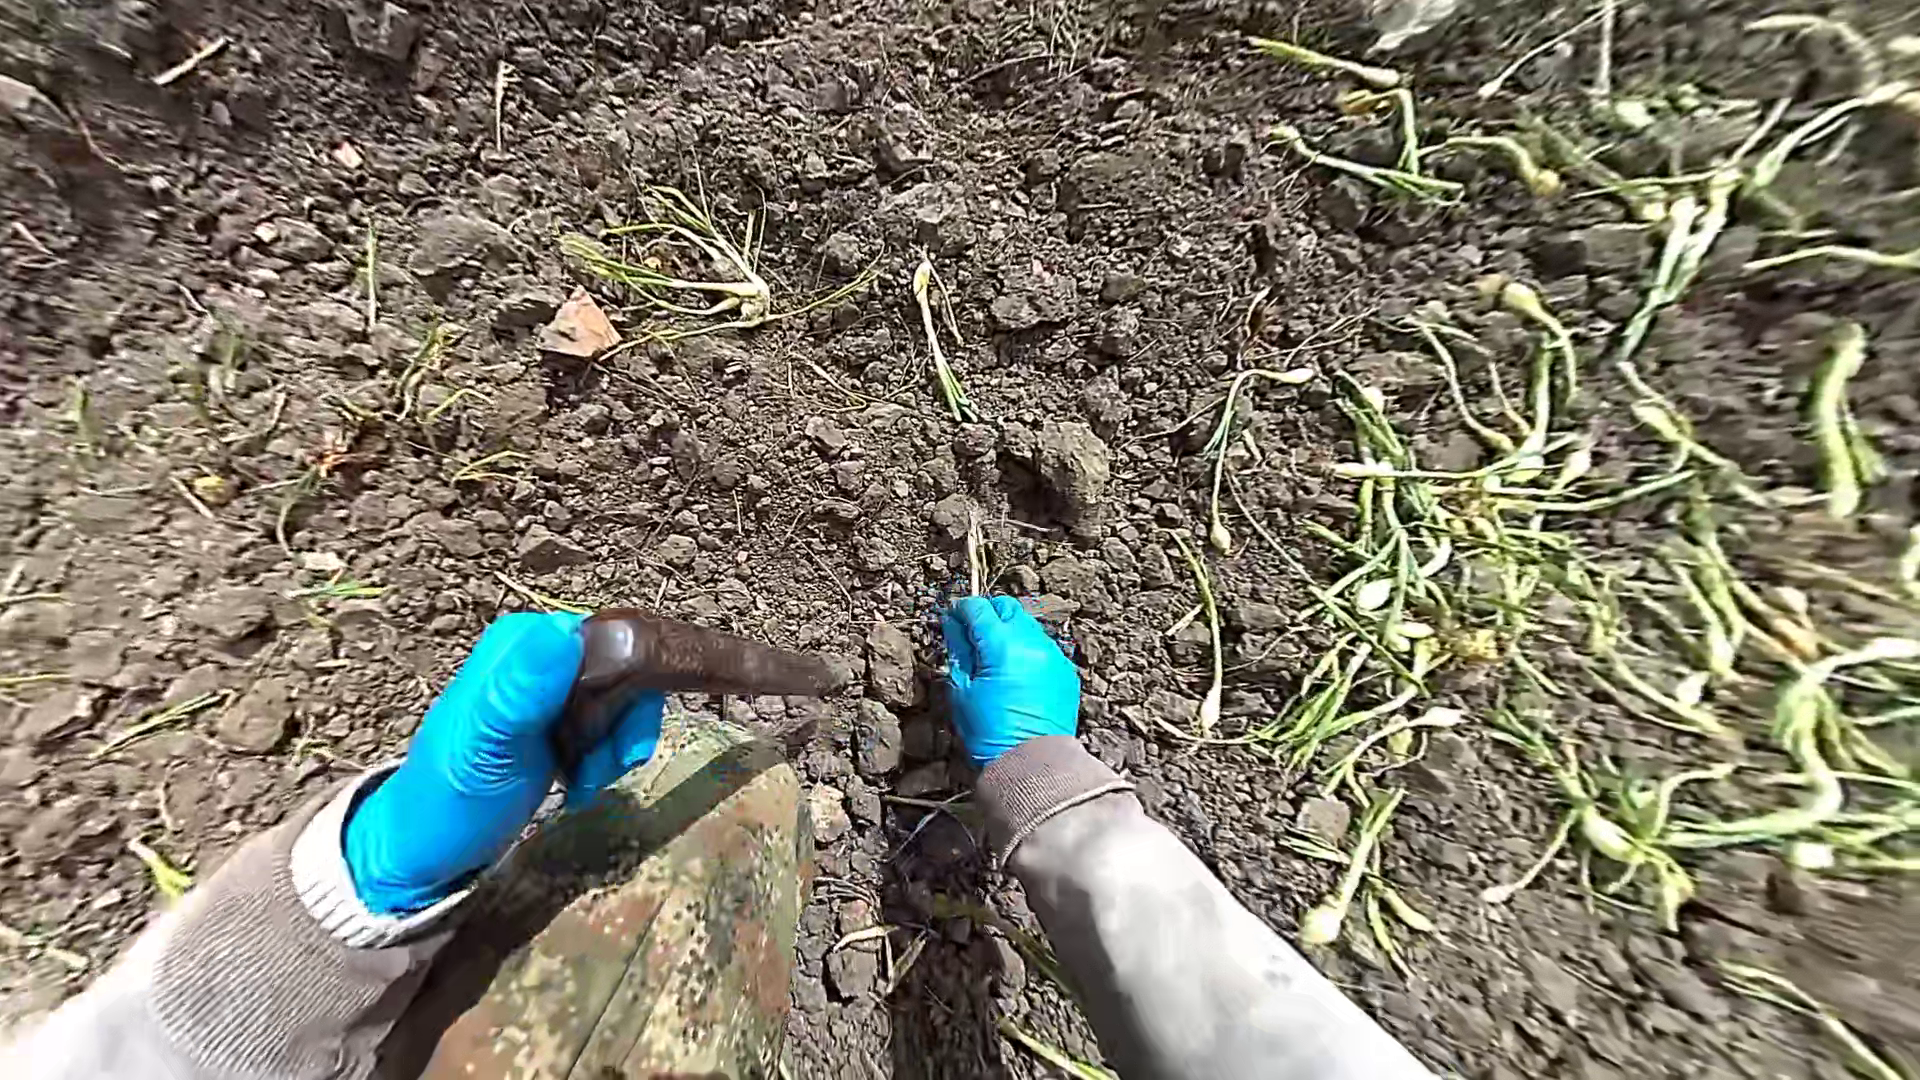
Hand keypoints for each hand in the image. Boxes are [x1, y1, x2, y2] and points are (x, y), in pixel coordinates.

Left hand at [344, 612, 663, 913]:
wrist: (432, 853)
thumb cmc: (450, 801)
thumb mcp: (486, 746)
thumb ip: (523, 688)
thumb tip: (569, 630)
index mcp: (525, 641)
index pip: (612, 639)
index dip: (623, 683)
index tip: (600, 732)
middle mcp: (549, 651)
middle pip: (628, 668)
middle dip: (624, 721)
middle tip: (598, 765)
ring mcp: (561, 682)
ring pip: (631, 695)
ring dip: (620, 742)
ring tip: (588, 779)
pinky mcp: (571, 712)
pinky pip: (621, 717)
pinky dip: (614, 751)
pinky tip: (586, 778)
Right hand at [941, 596, 1080, 767]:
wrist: (1032, 765)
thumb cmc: (991, 734)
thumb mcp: (963, 690)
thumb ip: (959, 650)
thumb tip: (954, 625)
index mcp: (1004, 646)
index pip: (979, 608)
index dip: (962, 610)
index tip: (954, 618)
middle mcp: (1033, 643)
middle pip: (1007, 607)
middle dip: (988, 614)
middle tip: (974, 635)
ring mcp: (1053, 656)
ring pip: (1027, 625)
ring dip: (1009, 632)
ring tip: (996, 658)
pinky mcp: (1065, 671)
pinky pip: (1043, 647)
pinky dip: (1027, 651)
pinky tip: (1017, 673)